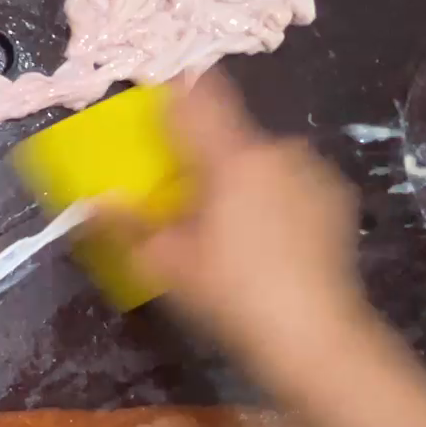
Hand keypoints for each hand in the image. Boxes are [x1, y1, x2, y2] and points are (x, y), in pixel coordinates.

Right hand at [122, 73, 372, 375]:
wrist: (313, 335)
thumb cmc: (228, 294)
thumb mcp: (162, 263)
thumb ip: (124, 225)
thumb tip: (90, 204)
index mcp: (232, 159)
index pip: (197, 100)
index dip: (173, 91)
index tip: (155, 92)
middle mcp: (277, 152)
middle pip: (227, 137)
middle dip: (200, 157)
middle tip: (179, 195)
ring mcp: (312, 172)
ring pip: (258, 160)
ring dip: (235, 178)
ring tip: (221, 223)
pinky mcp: (334, 198)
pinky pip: (286, 182)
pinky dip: (266, 196)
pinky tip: (259, 237)